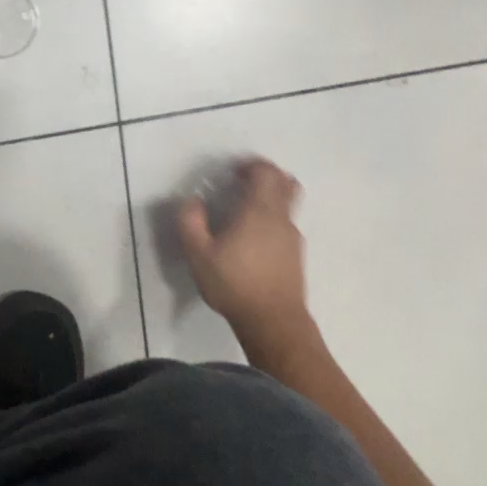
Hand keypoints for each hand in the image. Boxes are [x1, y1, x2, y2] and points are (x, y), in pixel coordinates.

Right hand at [176, 158, 307, 328]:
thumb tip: (192, 201)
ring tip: (243, 215)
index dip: (251, 165)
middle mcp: (281, 218)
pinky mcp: (296, 255)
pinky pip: (285, 226)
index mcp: (258, 211)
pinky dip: (271, 222)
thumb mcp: (198, 254)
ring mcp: (293, 237)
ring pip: (287, 206)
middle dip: (267, 176)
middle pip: (286, 183)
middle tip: (243, 184)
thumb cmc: (233, 283)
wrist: (273, 320)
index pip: (266, 173)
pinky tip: (251, 243)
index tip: (233, 171)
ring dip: (269, 200)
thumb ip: (190, 223)